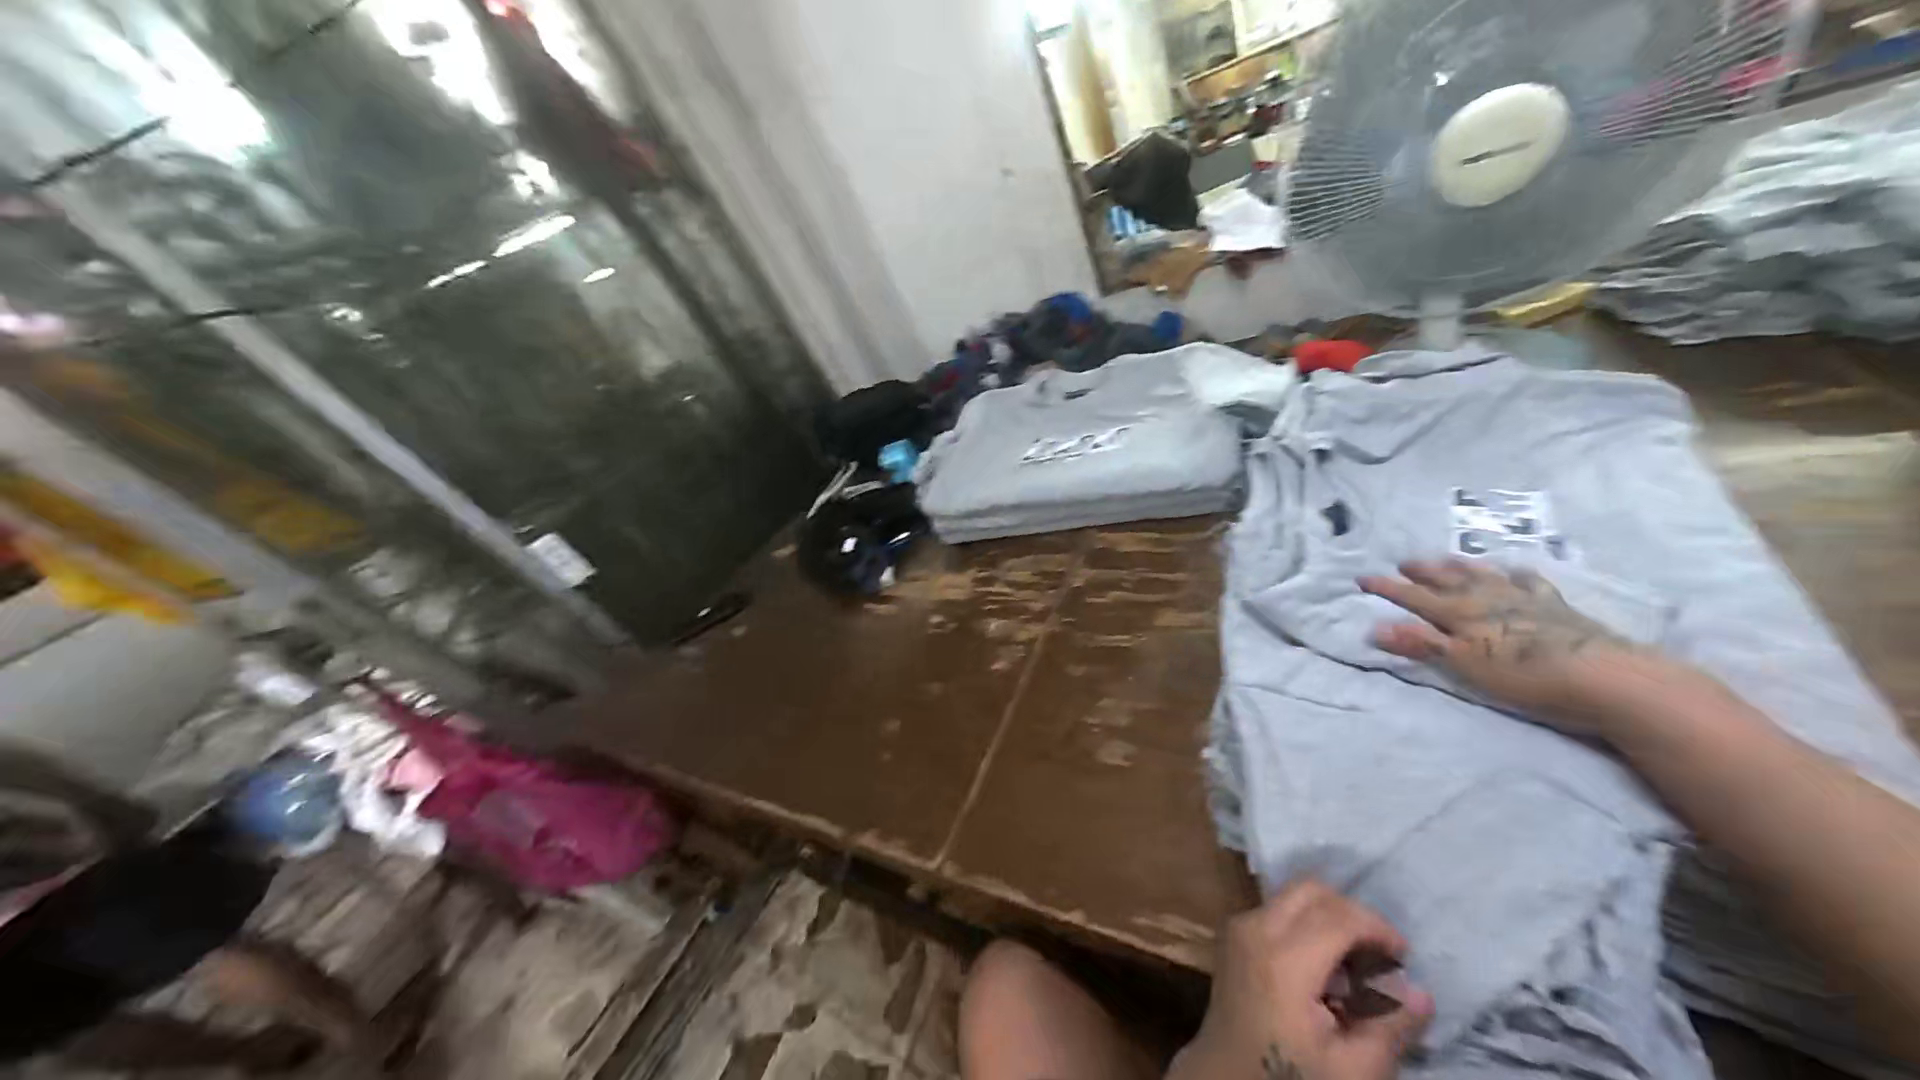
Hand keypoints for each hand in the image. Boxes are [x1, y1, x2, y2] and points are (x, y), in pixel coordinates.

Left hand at [1173, 880, 1432, 1079]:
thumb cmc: (1290, 1077)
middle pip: (1310, 890)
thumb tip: (1421, 991)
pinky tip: (1323, 972)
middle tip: (1381, 957)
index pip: (1339, 915)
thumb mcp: (1351, 1069)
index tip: (1406, 958)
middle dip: (1351, 914)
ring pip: (1291, 897)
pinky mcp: (1231, 935)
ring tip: (1354, 970)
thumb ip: (1388, 1025)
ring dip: (1328, 919)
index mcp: (1283, 957)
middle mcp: (1254, 927)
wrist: (1224, 1078)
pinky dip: (1305, 926)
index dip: (1378, 928)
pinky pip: (1275, 910)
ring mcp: (1238, 927)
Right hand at [1358, 559, 1652, 730]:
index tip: (1362, 577)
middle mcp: (1486, 598)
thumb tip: (1373, 627)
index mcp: (1460, 613)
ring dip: (1461, 566)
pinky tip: (1515, 570)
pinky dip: (1516, 573)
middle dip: (1422, 571)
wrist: (1608, 678)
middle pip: (1447, 580)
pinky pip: (1530, 582)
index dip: (1387, 588)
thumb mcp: (1464, 665)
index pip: (1413, 597)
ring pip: (1483, 575)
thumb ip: (1421, 644)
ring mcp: (1523, 599)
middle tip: (1403, 562)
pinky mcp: (1556, 606)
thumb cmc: (1525, 676)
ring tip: (1447, 558)